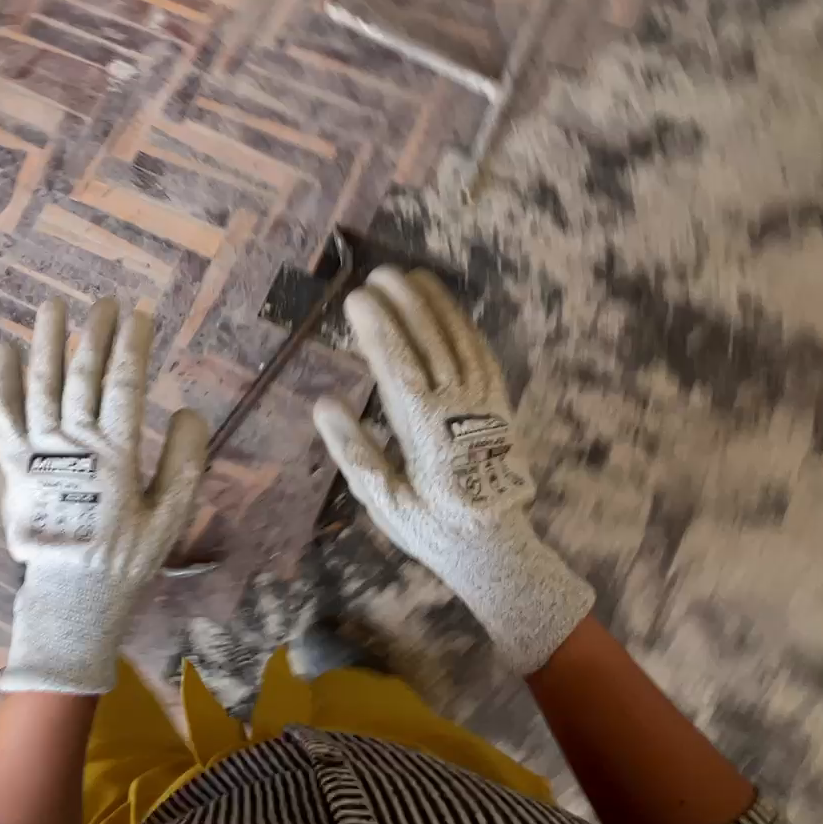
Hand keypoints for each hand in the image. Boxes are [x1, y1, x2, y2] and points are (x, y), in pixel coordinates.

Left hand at [0, 296, 208, 693]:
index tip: (140, 314)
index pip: (125, 385)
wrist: (70, 599)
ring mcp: (37, 454)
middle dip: (94, 334)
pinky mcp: (11, 465)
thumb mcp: (170, 518)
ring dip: (48, 344)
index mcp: (116, 456)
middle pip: (82, 376)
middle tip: (104, 303)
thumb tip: (190, 410)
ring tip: (54, 307)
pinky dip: (1, 382)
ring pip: (41, 387)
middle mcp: (73, 446)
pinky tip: (5, 350)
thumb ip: (184, 464)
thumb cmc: (124, 556)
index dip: (132, 345)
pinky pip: (2, 416)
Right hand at [313, 267, 592, 671]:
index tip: (356, 299)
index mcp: (427, 436)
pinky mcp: (499, 407)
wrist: (498, 549)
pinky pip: (483, 356)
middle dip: (403, 305)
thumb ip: (353, 450)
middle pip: (431, 346)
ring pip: (460, 344)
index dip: (378, 331)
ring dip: (434, 306)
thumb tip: (323, 402)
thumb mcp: (382, 501)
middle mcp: (459, 413)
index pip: (399, 371)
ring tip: (409, 275)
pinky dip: (463, 326)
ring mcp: (484, 407)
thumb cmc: (430, 527)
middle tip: (376, 274)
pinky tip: (447, 307)